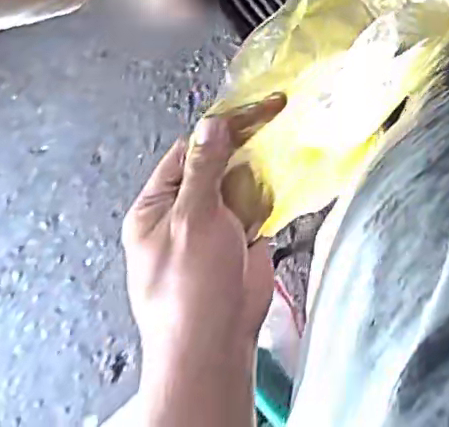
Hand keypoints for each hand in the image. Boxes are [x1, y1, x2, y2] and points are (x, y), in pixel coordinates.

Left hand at [125, 97, 286, 390]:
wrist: (216, 341)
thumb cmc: (189, 286)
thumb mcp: (192, 219)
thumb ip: (204, 168)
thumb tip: (211, 123)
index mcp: (157, 205)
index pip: (190, 151)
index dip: (222, 127)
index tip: (255, 108)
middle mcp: (185, 209)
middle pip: (219, 160)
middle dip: (247, 141)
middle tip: (279, 111)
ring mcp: (216, 221)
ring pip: (243, 177)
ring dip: (263, 161)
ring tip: (289, 132)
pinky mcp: (243, 233)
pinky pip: (259, 199)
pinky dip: (274, 185)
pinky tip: (291, 166)